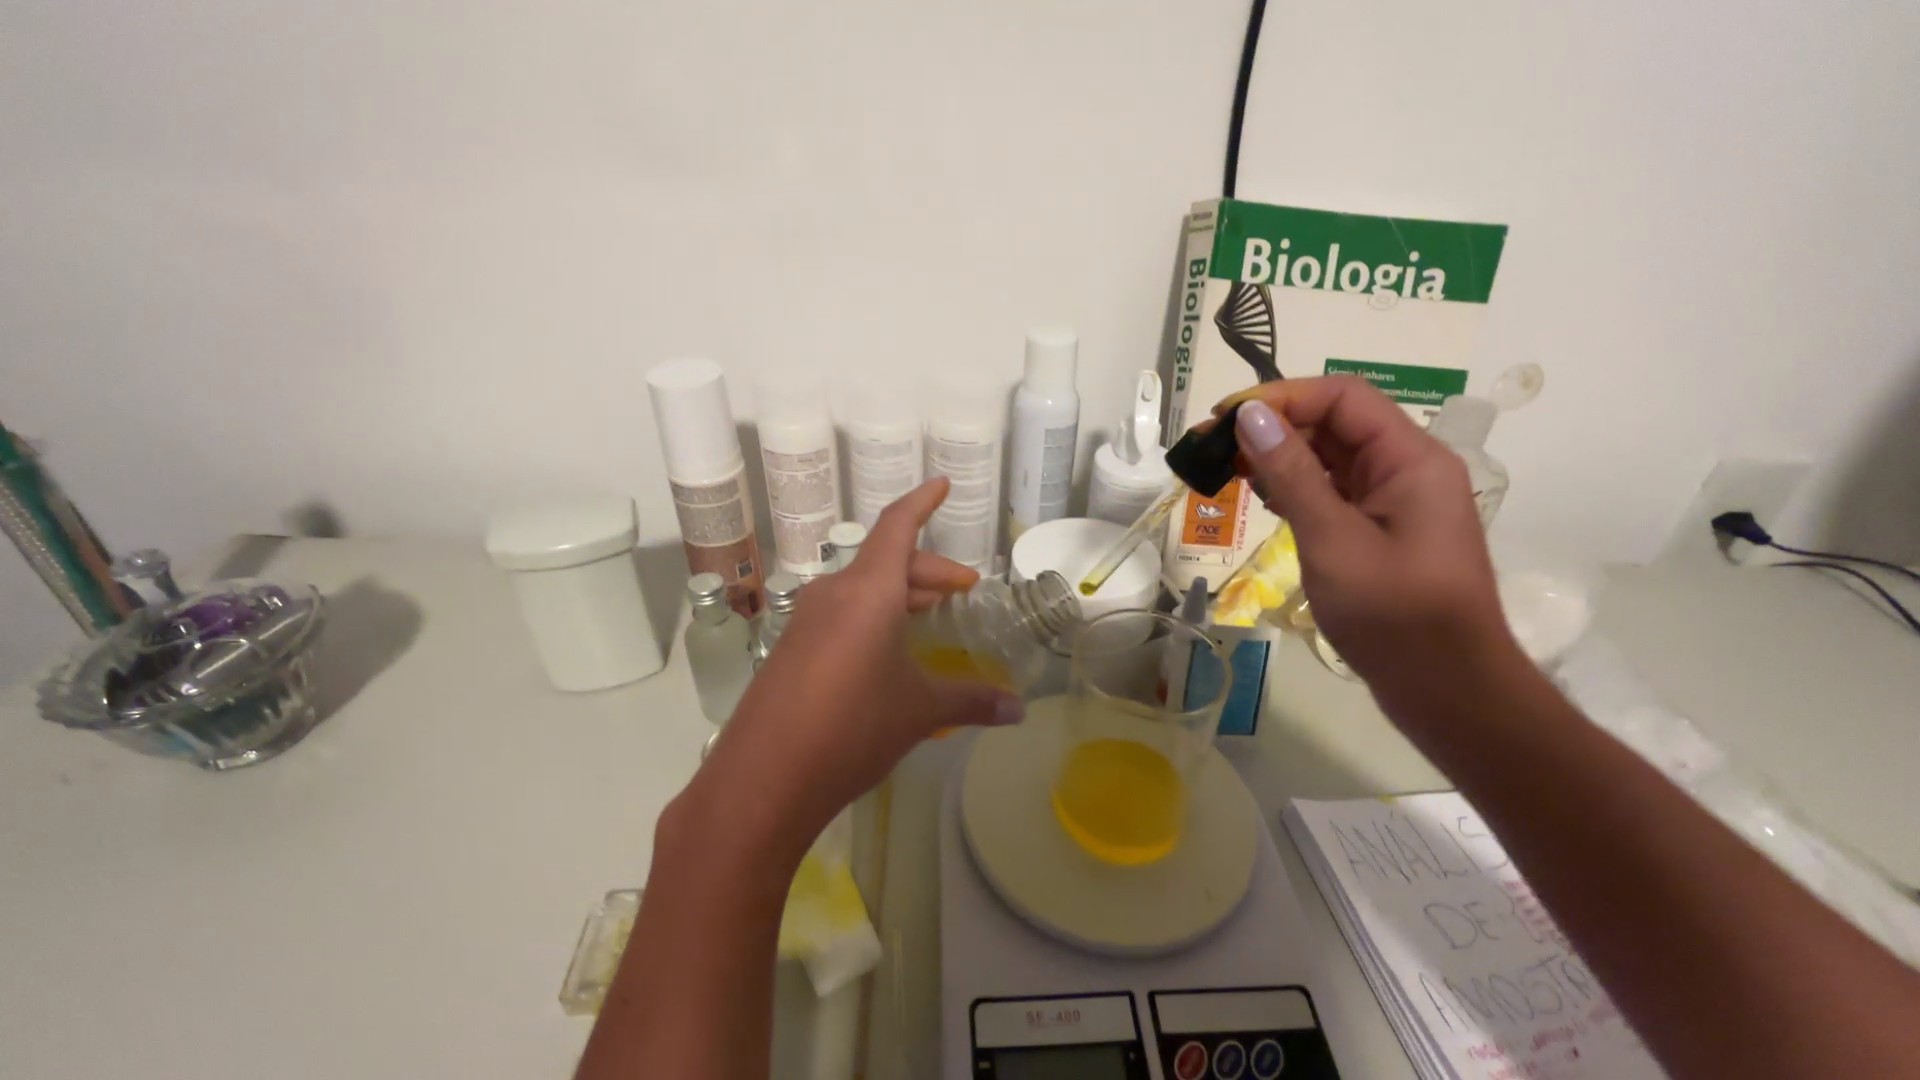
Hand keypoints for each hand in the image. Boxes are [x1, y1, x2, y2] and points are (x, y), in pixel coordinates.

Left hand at [702, 479, 1025, 840]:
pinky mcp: (790, 650)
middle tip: (963, 591)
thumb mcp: (919, 711)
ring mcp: (806, 621)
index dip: (923, 502)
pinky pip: (840, 615)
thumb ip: (971, 701)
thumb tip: (1018, 710)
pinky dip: (872, 618)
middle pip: (885, 561)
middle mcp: (833, 594)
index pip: (897, 526)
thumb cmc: (852, 727)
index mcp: (868, 590)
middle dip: (928, 571)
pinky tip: (886, 654)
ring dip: (899, 596)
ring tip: (930, 618)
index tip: (942, 485)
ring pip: (862, 590)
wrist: (764, 777)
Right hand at [1215, 377, 1519, 703]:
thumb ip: (1291, 475)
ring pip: (1331, 458)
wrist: (1449, 690)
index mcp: (1411, 459)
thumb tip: (1249, 418)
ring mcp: (1395, 502)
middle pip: (1335, 423)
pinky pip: (1334, 492)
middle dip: (1272, 426)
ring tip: (1225, 470)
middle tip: (1211, 446)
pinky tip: (1260, 498)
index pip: (1342, 397)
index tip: (1225, 418)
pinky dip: (1295, 488)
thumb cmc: (1395, 615)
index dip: (1281, 398)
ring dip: (1279, 457)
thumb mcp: (1333, 540)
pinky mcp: (1382, 532)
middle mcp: (1407, 469)